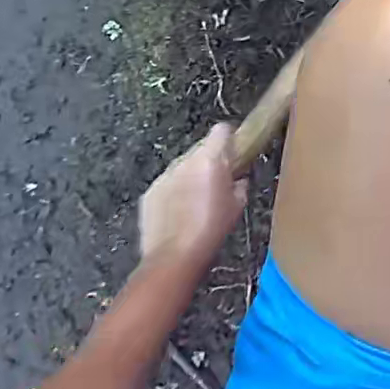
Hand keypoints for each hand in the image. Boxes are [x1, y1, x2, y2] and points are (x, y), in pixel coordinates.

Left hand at [136, 123, 247, 268]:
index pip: (221, 130)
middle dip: (210, 160)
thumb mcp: (238, 205)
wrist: (173, 258)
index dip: (229, 138)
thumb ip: (240, 183)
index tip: (234, 151)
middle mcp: (185, 161)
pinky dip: (174, 191)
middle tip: (216, 181)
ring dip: (191, 175)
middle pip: (201, 148)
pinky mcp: (149, 192)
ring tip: (195, 201)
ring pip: (183, 166)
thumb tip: (238, 179)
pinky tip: (178, 212)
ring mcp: (164, 176)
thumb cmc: (211, 229)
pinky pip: (167, 183)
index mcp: (210, 158)